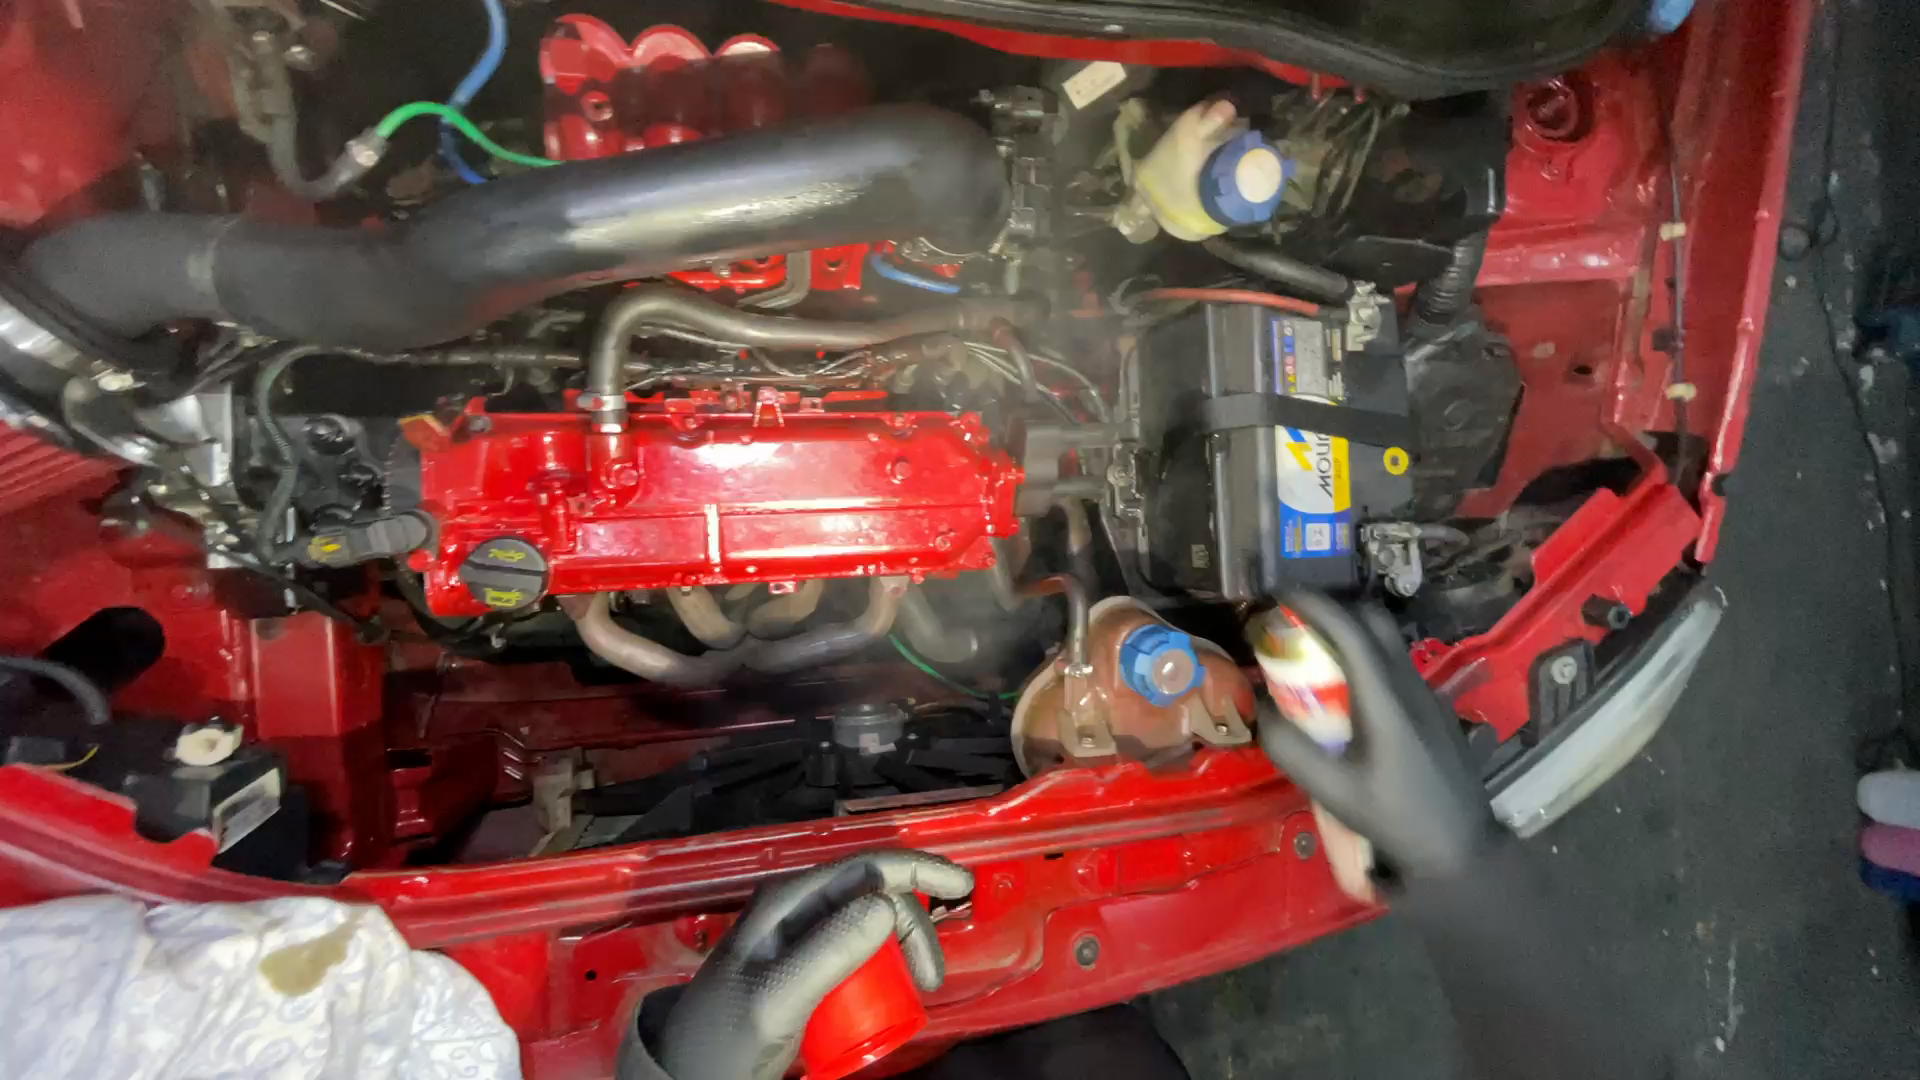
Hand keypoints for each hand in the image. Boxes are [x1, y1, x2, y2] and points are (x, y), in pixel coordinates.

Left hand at [653, 850, 972, 1079]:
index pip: (867, 867)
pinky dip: (888, 960)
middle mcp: (801, 905)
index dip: (918, 870)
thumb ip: (830, 950)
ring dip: (905, 945)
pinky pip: (860, 949)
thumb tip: (888, 905)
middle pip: (876, 896)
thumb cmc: (726, 1039)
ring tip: (919, 989)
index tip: (963, 887)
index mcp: (792, 898)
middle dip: (914, 927)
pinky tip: (896, 987)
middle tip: (931, 981)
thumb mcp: (777, 998)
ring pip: (872, 921)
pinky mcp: (808, 963)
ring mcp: (804, 934)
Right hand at [1256, 591, 1499, 882]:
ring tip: (1308, 647)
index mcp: (1385, 698)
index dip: (1312, 603)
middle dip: (1329, 608)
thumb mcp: (1330, 790)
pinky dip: (1360, 655)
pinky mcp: (1430, 708)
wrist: (1463, 852)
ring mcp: (1426, 694)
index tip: (1278, 594)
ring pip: (1385, 640)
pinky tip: (1341, 686)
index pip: (1349, 630)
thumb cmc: (1396, 818)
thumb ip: (1287, 746)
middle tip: (1291, 618)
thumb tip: (1255, 707)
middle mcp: (1409, 684)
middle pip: (1372, 622)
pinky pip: (1391, 663)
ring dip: (1345, 631)